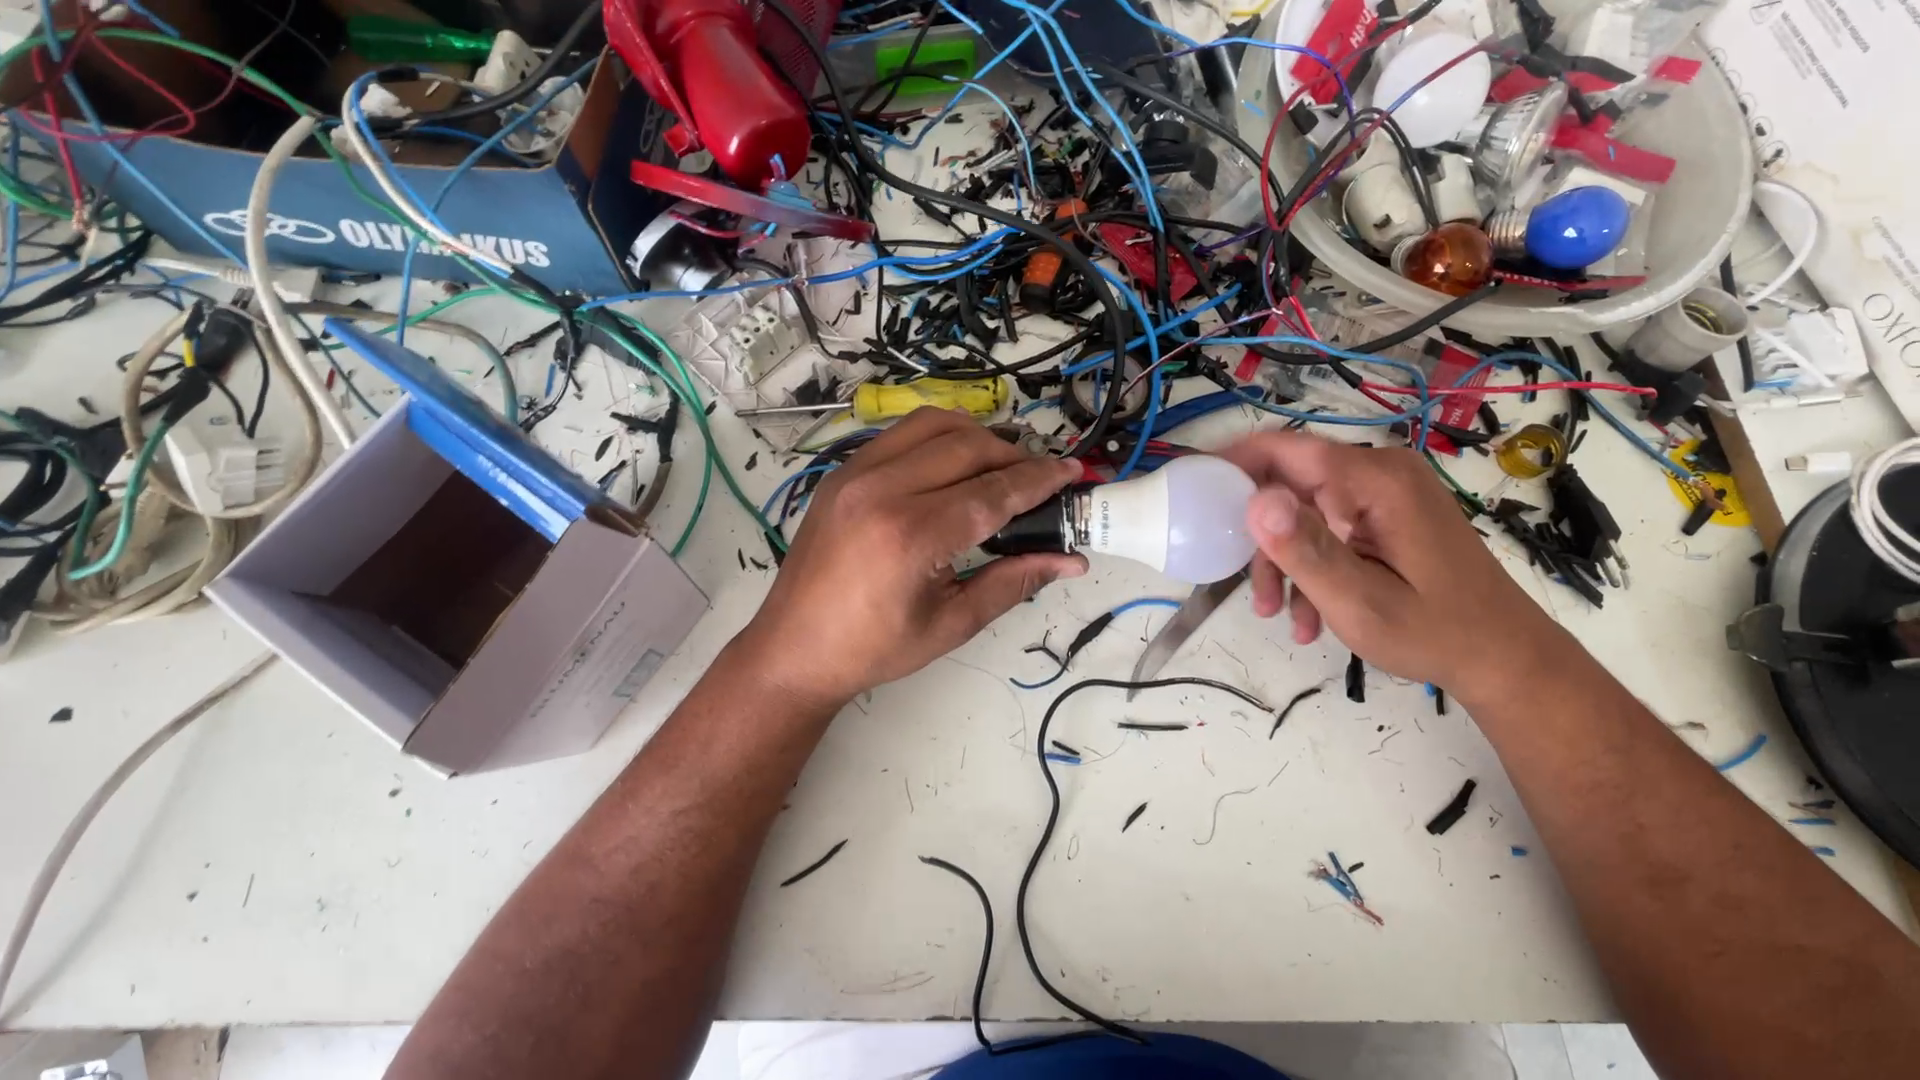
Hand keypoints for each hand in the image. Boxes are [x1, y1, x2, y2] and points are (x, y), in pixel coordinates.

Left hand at [733, 408, 1086, 709]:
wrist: (793, 648)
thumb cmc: (873, 649)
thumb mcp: (951, 624)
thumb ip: (1013, 582)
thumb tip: (1071, 560)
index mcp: (909, 536)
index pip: (992, 492)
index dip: (1039, 481)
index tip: (1073, 473)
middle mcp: (880, 490)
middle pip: (967, 447)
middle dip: (1014, 456)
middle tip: (1041, 478)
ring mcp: (853, 474)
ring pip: (932, 425)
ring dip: (976, 437)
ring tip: (999, 466)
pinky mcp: (840, 473)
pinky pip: (899, 435)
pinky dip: (937, 438)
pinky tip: (953, 466)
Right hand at [1218, 431, 1575, 698]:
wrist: (1505, 659)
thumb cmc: (1435, 632)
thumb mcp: (1359, 600)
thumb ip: (1305, 550)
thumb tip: (1255, 500)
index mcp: (1375, 483)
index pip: (1286, 448)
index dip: (1234, 462)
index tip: (1194, 490)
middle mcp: (1381, 475)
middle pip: (1290, 483)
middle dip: (1260, 535)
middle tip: (1244, 583)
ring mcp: (1386, 496)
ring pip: (1304, 512)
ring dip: (1285, 561)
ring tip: (1278, 615)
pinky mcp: (1389, 517)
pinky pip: (1331, 529)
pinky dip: (1313, 566)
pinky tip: (1309, 617)